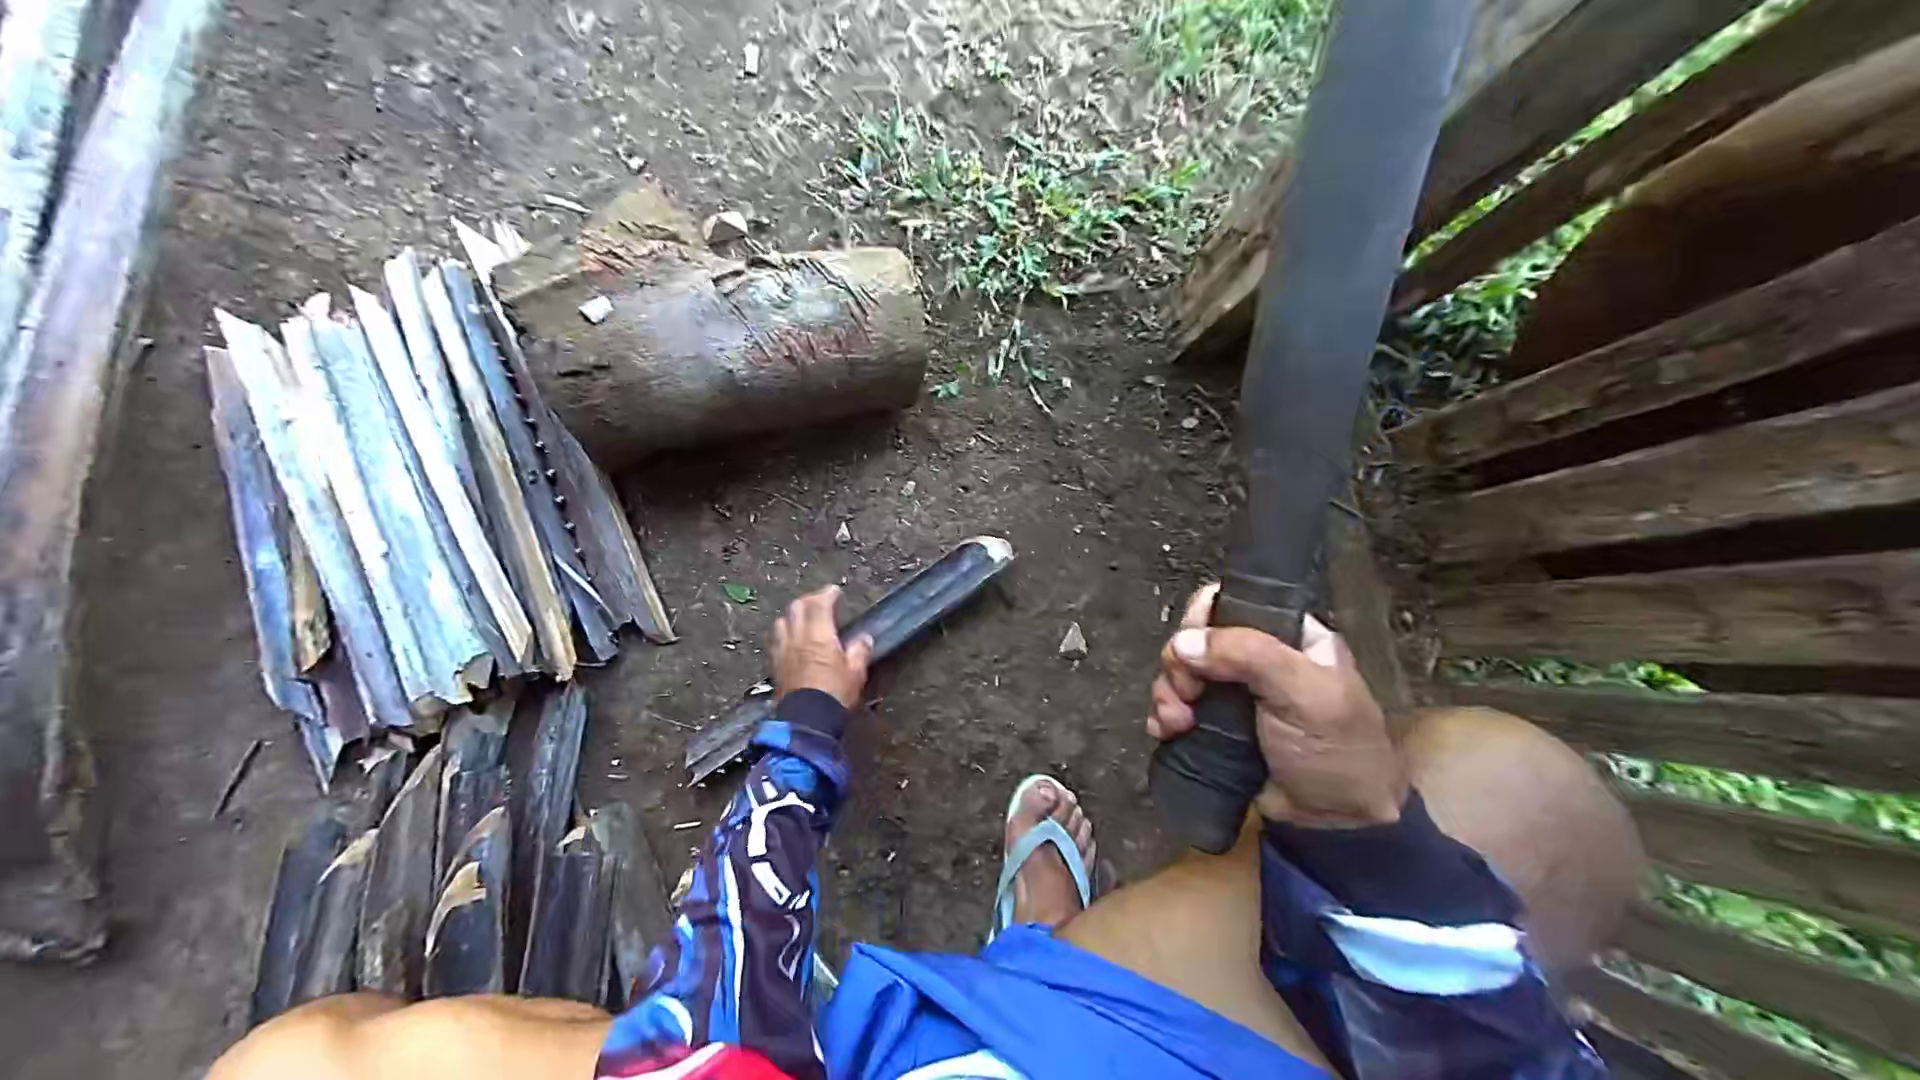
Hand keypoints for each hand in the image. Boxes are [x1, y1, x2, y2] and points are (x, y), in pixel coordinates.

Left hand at [770, 586, 873, 708]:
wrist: (807, 721)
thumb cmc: (834, 695)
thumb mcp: (856, 673)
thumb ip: (859, 651)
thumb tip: (864, 639)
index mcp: (819, 635)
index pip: (820, 604)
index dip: (827, 594)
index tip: (835, 591)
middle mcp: (797, 638)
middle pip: (797, 607)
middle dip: (810, 600)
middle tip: (821, 602)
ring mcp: (783, 650)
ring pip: (782, 620)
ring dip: (794, 614)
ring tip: (804, 618)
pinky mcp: (775, 664)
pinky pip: (776, 638)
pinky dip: (784, 631)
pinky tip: (791, 638)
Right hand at [1148, 583, 1406, 827]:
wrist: (1336, 827)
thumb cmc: (1336, 751)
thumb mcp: (1305, 693)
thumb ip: (1248, 656)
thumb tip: (1182, 644)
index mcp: (1288, 636)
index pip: (1232, 604)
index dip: (1202, 618)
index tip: (1191, 646)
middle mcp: (1256, 658)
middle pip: (1195, 639)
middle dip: (1179, 666)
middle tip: (1187, 694)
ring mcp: (1233, 693)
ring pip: (1180, 673)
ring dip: (1168, 695)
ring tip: (1176, 724)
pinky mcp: (1214, 725)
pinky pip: (1175, 706)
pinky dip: (1164, 716)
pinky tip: (1167, 732)